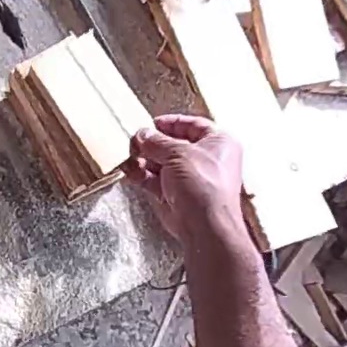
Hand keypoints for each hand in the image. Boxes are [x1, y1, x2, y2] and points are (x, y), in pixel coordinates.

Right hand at [125, 115, 246, 251]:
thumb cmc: (203, 184)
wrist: (203, 223)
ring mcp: (188, 178)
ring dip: (144, 160)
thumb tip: (142, 134)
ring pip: (161, 164)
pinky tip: (129, 170)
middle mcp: (205, 159)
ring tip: (128, 156)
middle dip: (152, 144)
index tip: (152, 123)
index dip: (172, 123)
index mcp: (218, 143)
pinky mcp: (173, 194)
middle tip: (134, 141)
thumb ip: (157, 142)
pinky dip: (141, 175)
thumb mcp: (179, 154)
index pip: (194, 125)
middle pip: (174, 145)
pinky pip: (154, 180)